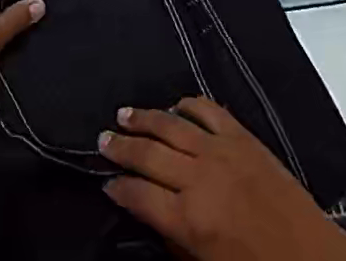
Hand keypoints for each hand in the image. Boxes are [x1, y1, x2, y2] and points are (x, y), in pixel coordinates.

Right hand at [100, 98, 345, 260]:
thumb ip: (176, 242)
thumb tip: (153, 219)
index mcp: (190, 220)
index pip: (138, 195)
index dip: (117, 188)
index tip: (108, 184)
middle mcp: (200, 179)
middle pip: (147, 154)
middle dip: (120, 147)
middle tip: (102, 140)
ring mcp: (222, 152)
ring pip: (170, 125)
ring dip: (143, 119)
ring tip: (124, 115)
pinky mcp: (243, 138)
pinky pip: (208, 111)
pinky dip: (188, 105)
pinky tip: (175, 105)